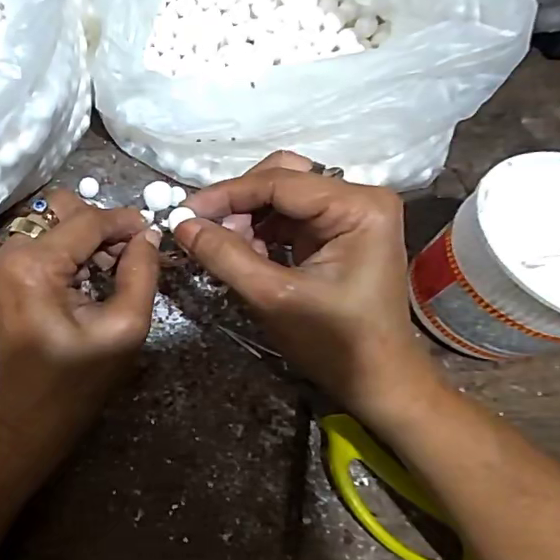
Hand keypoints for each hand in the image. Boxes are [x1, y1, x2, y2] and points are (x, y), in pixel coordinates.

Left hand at [0, 189, 160, 456]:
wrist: (30, 413)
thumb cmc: (78, 380)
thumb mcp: (124, 327)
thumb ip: (141, 273)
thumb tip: (148, 234)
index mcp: (33, 265)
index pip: (88, 220)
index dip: (126, 222)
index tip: (154, 234)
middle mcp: (9, 252)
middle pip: (66, 212)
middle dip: (103, 229)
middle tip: (130, 257)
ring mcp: (1, 261)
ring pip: (55, 223)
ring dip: (87, 239)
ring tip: (111, 270)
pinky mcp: (3, 271)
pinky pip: (43, 241)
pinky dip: (70, 250)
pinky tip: (90, 276)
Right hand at [172, 152, 442, 424]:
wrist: (377, 379)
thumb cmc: (334, 341)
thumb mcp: (273, 298)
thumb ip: (226, 256)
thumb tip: (182, 226)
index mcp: (358, 206)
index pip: (279, 182)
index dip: (226, 194)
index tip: (183, 213)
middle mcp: (359, 198)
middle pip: (281, 179)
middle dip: (237, 203)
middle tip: (202, 231)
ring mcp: (350, 215)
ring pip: (281, 197)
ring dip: (246, 218)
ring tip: (222, 248)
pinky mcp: (338, 233)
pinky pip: (288, 218)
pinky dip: (260, 231)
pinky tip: (243, 254)